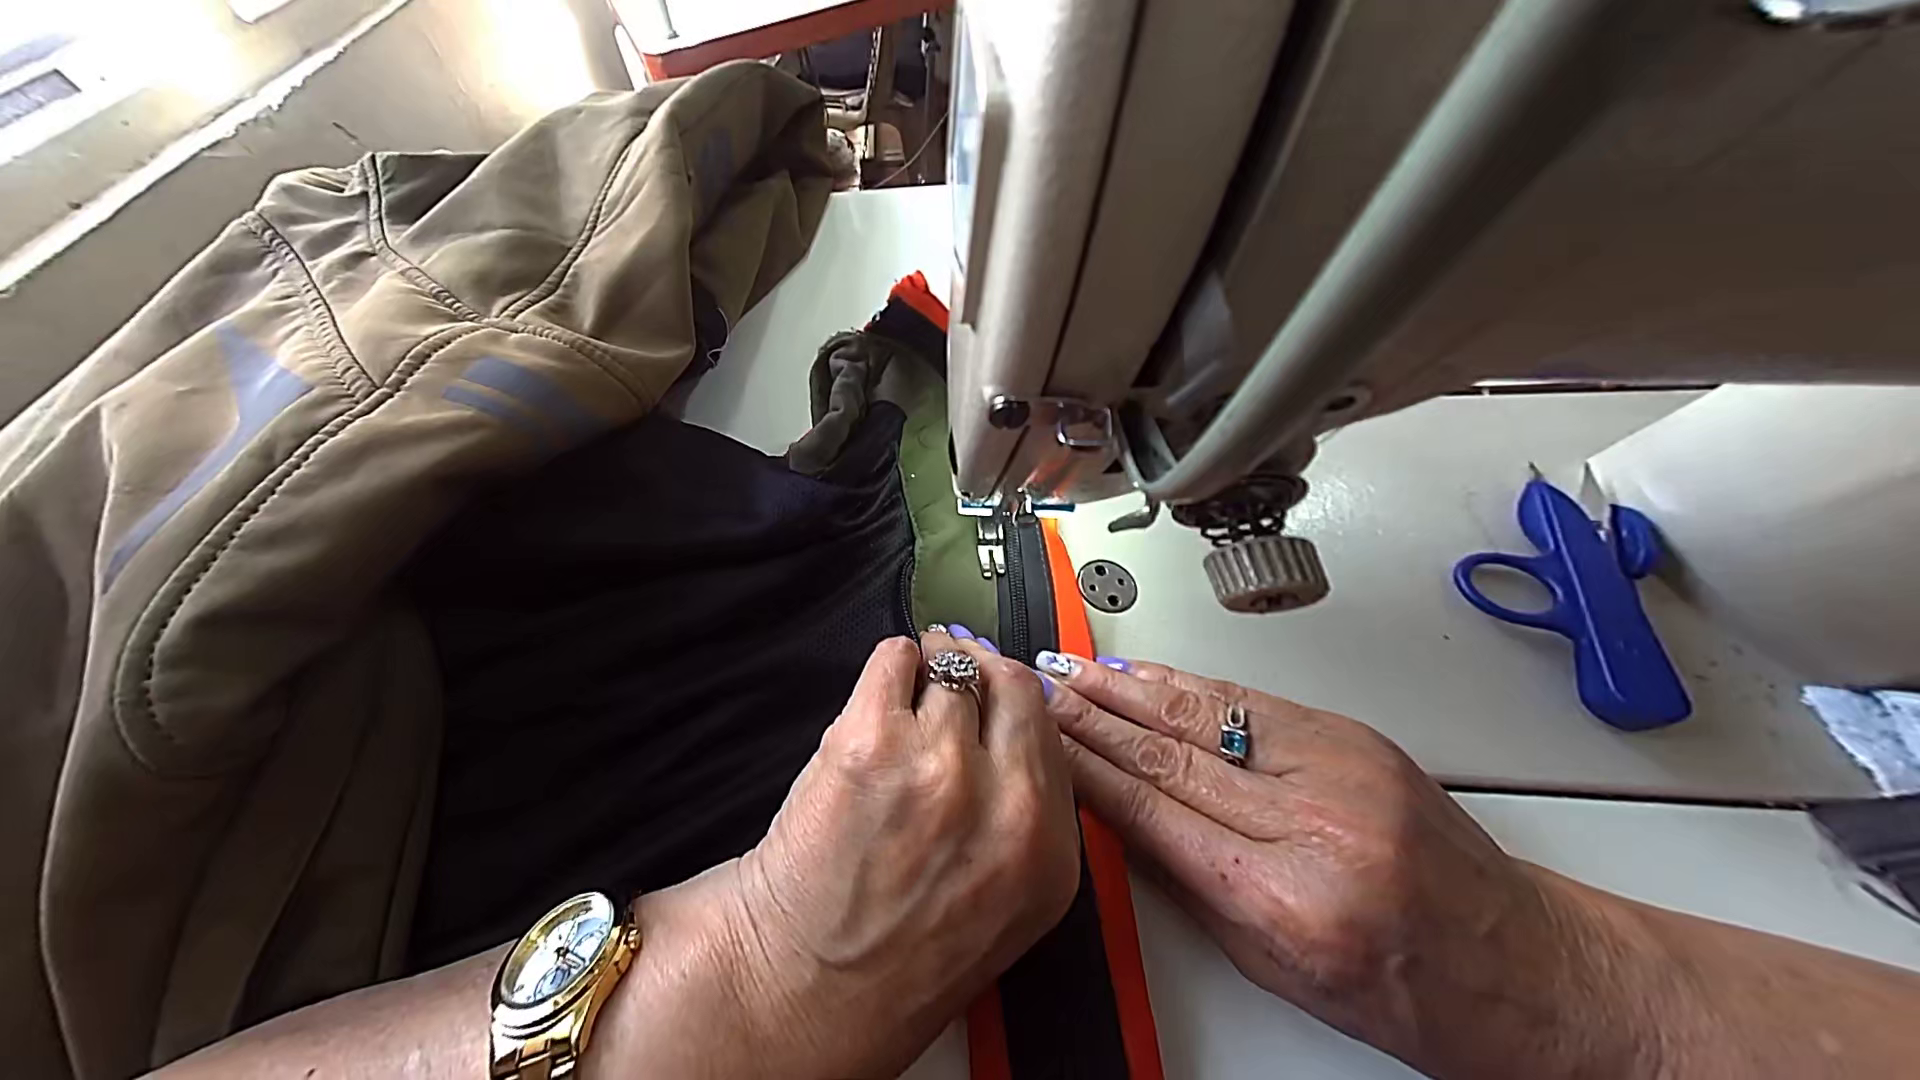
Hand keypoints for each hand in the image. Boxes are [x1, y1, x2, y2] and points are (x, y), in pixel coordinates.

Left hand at [589, 632, 1079, 1078]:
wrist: (799, 985)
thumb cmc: (893, 949)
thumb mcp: (1004, 896)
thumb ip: (1025, 807)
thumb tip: (1007, 717)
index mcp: (1048, 847)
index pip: (1049, 727)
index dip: (1013, 702)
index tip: (992, 691)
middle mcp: (1007, 805)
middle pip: (1013, 683)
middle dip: (982, 670)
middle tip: (953, 672)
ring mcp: (941, 768)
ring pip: (954, 667)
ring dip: (931, 669)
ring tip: (907, 694)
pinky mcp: (873, 742)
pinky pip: (896, 657)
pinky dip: (891, 662)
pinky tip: (881, 690)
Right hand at [1034, 652, 1645, 1079]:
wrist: (1520, 965)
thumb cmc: (1405, 988)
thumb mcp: (1270, 964)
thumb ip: (1187, 881)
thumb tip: (1120, 814)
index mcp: (1284, 898)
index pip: (1151, 811)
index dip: (1086, 768)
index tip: (1046, 740)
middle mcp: (1311, 822)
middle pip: (1168, 753)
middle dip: (1093, 717)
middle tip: (1045, 690)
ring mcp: (1339, 766)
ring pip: (1201, 712)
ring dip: (1126, 687)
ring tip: (1075, 669)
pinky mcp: (1352, 735)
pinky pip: (1246, 698)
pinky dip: (1184, 682)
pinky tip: (1143, 672)